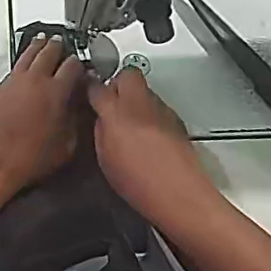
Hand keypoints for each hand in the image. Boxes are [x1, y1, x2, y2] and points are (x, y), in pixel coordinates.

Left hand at [0, 38, 86, 214]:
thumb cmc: (26, 158)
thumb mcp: (66, 145)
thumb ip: (76, 121)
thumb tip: (78, 110)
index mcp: (56, 92)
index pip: (73, 65)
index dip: (81, 64)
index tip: (84, 68)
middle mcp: (35, 80)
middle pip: (50, 50)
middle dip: (61, 47)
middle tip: (66, 47)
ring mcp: (16, 80)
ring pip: (30, 52)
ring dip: (40, 46)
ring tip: (46, 42)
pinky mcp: (1, 86)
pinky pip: (17, 64)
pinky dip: (25, 58)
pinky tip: (28, 63)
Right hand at [88, 68, 214, 222]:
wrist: (181, 196)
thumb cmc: (138, 185)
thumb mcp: (105, 160)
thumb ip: (100, 132)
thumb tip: (101, 119)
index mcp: (116, 114)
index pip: (98, 87)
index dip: (91, 88)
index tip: (88, 93)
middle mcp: (141, 105)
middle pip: (127, 74)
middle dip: (117, 82)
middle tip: (111, 100)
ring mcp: (162, 110)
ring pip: (144, 89)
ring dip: (135, 98)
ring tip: (130, 122)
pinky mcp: (177, 121)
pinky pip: (158, 106)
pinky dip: (149, 113)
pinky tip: (148, 135)